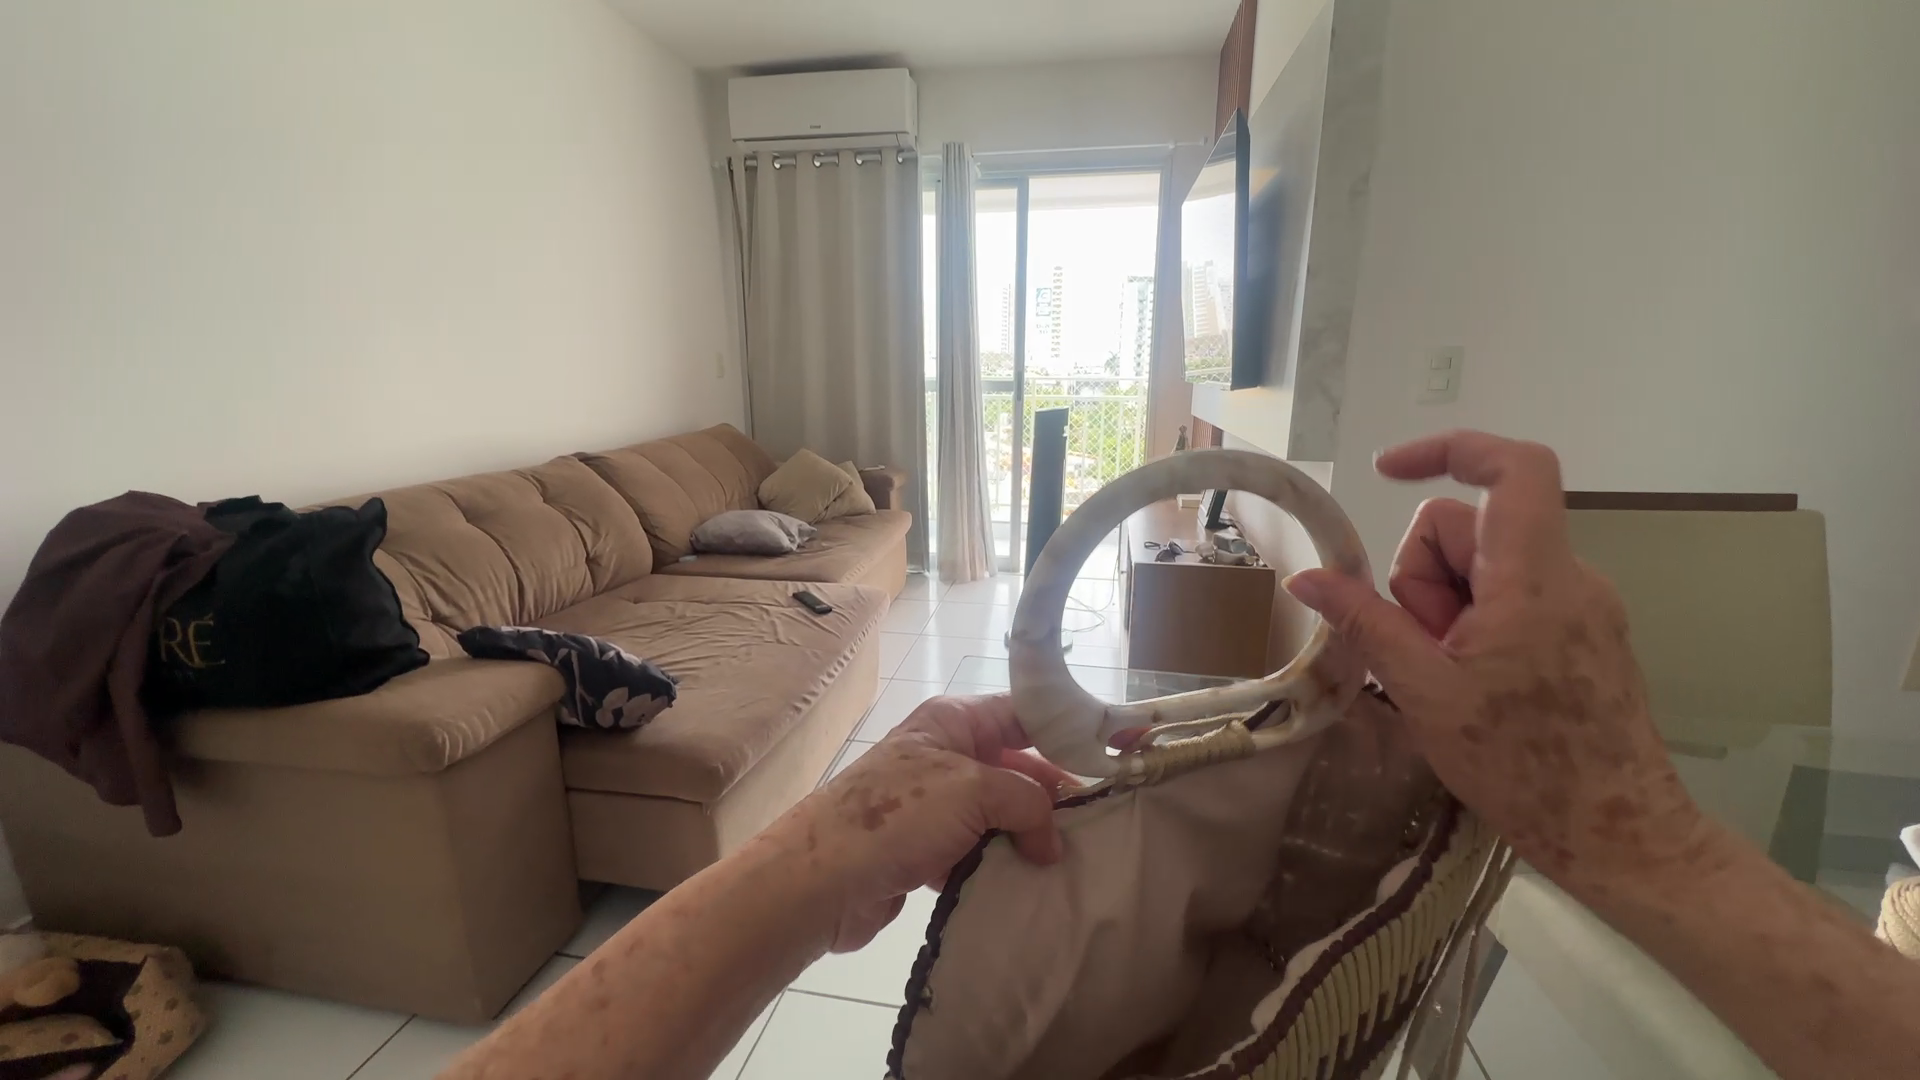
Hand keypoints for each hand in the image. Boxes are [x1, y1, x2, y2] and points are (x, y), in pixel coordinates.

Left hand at [772, 694, 1070, 952]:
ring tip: (1064, 859)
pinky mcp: (924, 846)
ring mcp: (933, 801)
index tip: (1108, 755)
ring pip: (996, 811)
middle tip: (1091, 825)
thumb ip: (1026, 803)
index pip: (1022, 712)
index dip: (1065, 729)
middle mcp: (945, 753)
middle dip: (1049, 794)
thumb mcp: (973, 791)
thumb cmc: (898, 815)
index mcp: (954, 721)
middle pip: (1013, 765)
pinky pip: (974, 847)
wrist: (822, 878)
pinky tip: (1021, 883)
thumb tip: (1051, 842)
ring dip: (1024, 833)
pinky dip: (996, 862)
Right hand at [1282, 431, 1718, 897]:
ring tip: (1446, 670)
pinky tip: (1465, 675)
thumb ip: (1363, 622)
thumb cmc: (1520, 763)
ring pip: (1475, 565)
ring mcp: (1574, 604)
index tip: (1386, 471)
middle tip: (1423, 645)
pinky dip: (1465, 620)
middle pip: (1464, 528)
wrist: (1615, 834)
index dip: (1450, 451)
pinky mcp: (1575, 630)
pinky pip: (1501, 594)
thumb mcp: (1422, 689)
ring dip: (1439, 605)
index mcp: (1534, 580)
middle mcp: (1565, 576)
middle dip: (1421, 575)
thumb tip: (1305, 578)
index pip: (1514, 471)